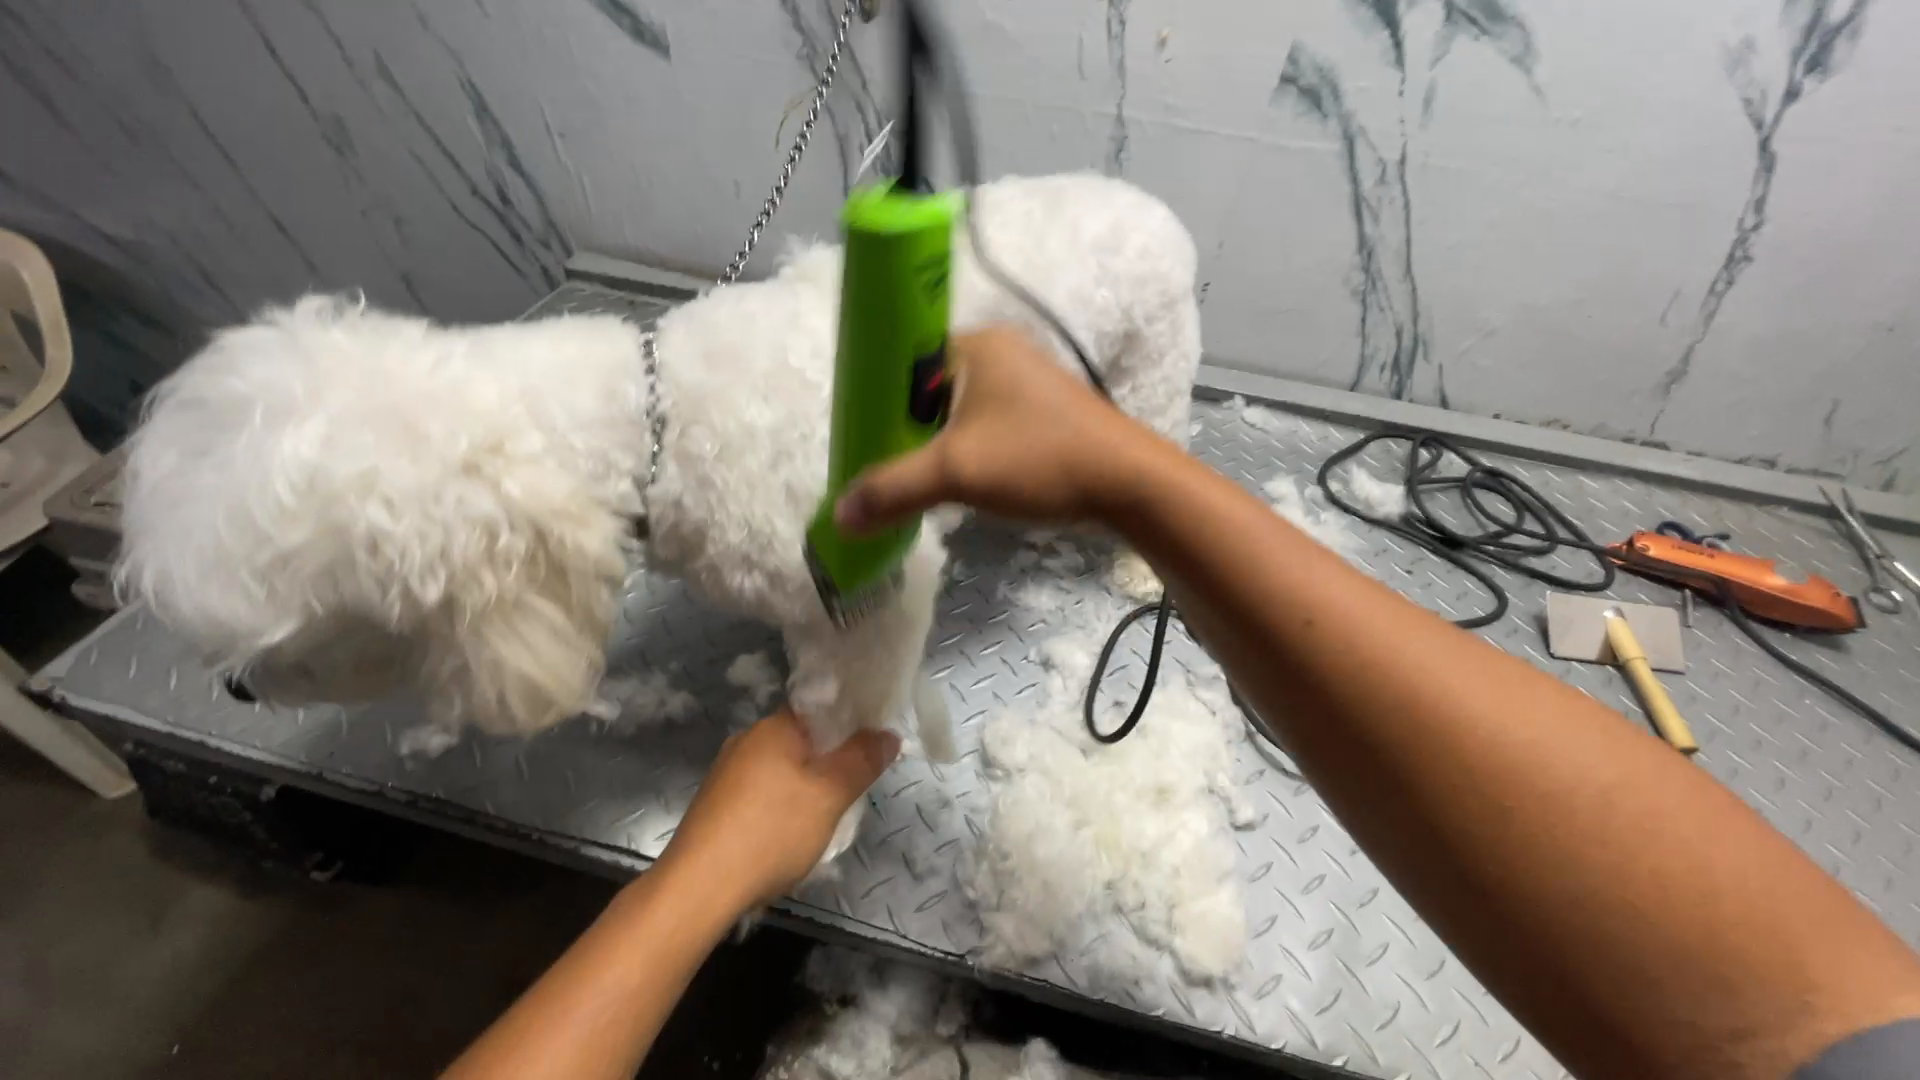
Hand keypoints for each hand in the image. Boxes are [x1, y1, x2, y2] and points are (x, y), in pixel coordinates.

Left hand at [656, 708, 898, 909]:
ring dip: (806, 788)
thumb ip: (862, 760)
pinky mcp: (716, 806)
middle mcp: (746, 741)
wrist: (698, 889)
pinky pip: (762, 794)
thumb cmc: (771, 832)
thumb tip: (887, 734)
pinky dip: (782, 807)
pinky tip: (788, 837)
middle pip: (802, 740)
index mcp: (773, 727)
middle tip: (853, 791)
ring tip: (825, 820)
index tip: (871, 750)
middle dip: (830, 761)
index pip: (820, 708)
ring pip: (782, 770)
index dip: (850, 724)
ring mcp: (726, 774)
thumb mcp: (830, 795)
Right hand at [834, 325, 1154, 532]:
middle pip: (928, 387)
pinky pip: (985, 426)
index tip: (859, 432)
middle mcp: (1002, 354)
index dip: (876, 393)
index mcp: (977, 345)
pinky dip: (965, 450)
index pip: (904, 355)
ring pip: (958, 410)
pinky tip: (959, 481)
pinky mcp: (1044, 415)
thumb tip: (839, 516)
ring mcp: (1027, 384)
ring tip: (913, 477)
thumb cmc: (1039, 460)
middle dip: (903, 425)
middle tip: (881, 462)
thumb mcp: (956, 473)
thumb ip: (892, 490)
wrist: (1129, 484)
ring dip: (934, 443)